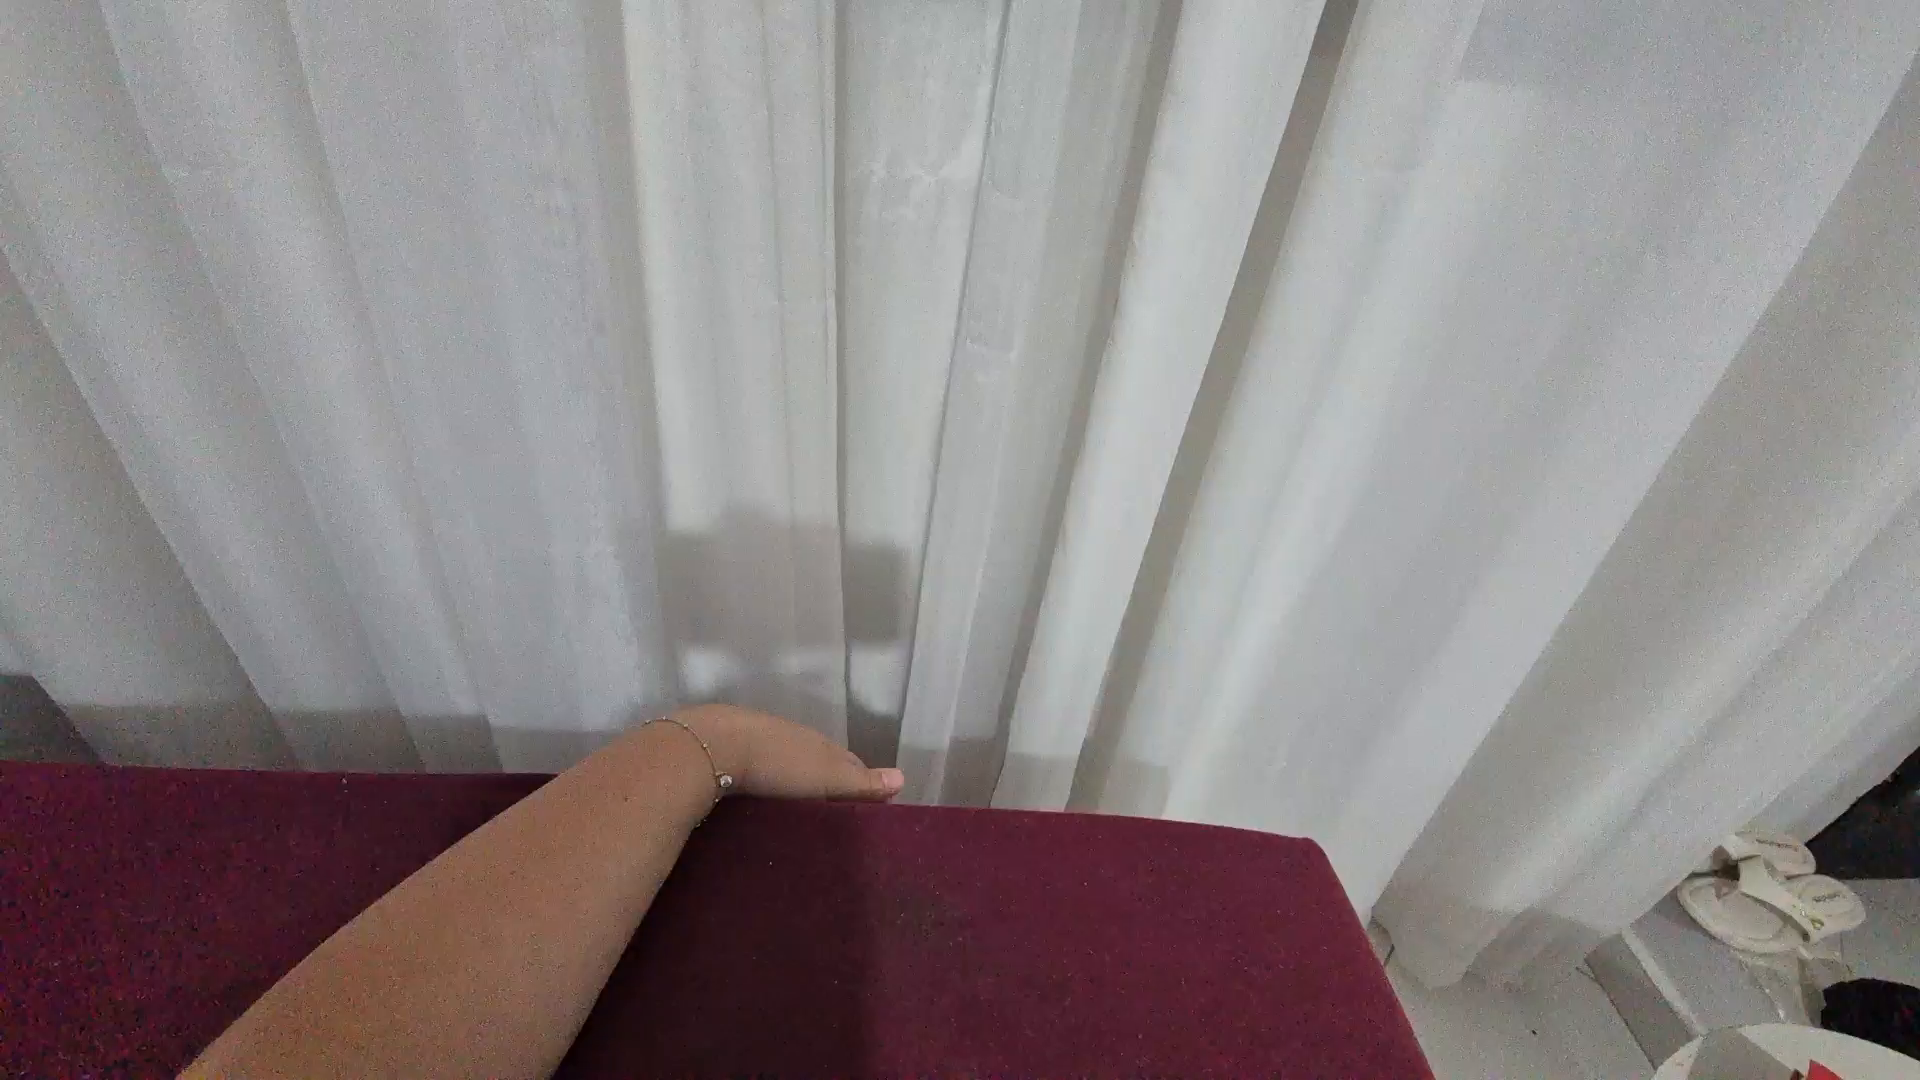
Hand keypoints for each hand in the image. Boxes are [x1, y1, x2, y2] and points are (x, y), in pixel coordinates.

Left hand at [669, 704, 904, 801]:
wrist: (712, 745)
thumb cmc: (776, 762)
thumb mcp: (825, 777)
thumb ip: (861, 781)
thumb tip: (903, 778)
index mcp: (819, 743)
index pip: (849, 761)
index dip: (860, 781)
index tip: (867, 805)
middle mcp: (794, 738)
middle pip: (820, 760)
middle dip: (831, 781)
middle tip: (838, 810)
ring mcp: (762, 742)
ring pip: (790, 764)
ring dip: (798, 783)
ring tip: (803, 808)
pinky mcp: (732, 753)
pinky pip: (762, 769)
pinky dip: (770, 783)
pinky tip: (765, 798)